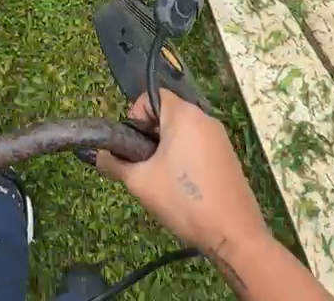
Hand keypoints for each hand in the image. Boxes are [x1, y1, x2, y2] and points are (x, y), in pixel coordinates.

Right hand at [95, 89, 273, 262]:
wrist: (236, 237)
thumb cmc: (184, 201)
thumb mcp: (140, 182)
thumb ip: (114, 163)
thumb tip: (97, 155)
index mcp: (184, 114)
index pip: (151, 96)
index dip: (136, 116)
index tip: (134, 145)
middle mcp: (204, 118)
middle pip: (167, 114)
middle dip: (150, 136)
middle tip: (145, 165)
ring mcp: (221, 138)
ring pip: (182, 132)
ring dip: (167, 148)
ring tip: (163, 179)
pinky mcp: (229, 157)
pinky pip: (198, 145)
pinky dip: (186, 158)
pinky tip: (184, 188)